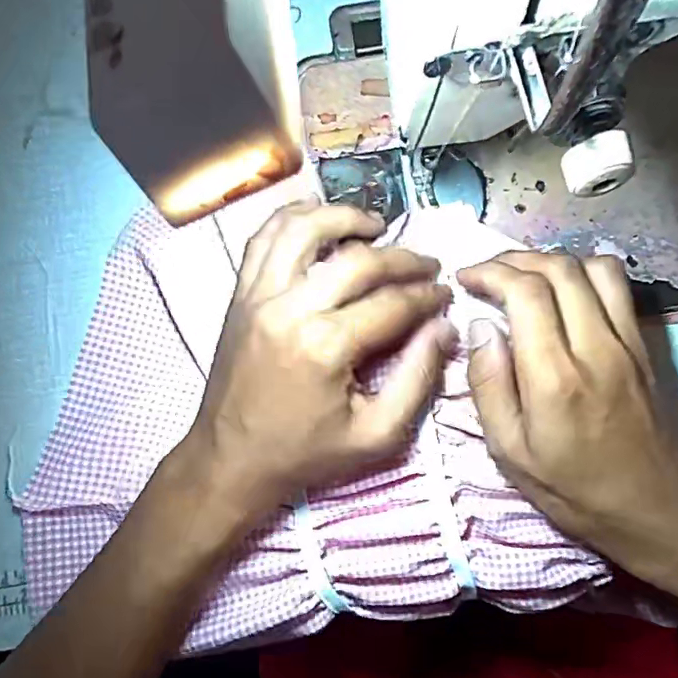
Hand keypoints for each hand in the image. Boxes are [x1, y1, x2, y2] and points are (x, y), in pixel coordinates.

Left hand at [160, 199, 453, 529]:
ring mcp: (258, 295)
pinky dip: (294, 218)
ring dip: (346, 217)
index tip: (447, 295)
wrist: (231, 460)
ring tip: (378, 225)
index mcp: (326, 346)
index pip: (392, 303)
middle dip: (404, 259)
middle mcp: (290, 308)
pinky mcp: (240, 294)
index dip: (428, 296)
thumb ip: (418, 379)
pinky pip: (265, 238)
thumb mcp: (376, 434)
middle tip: (429, 266)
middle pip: (358, 261)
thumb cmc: (307, 453)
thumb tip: (445, 328)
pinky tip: (322, 220)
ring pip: (304, 230)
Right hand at [456, 253, 677, 603]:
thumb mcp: (511, 454)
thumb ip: (489, 386)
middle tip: (489, 273)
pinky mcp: (644, 346)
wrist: (653, 505)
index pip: (525, 292)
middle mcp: (595, 347)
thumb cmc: (573, 489)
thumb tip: (479, 327)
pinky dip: (586, 273)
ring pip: (593, 267)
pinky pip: (619, 287)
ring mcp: (626, 342)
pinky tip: (566, 291)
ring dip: (554, 260)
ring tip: (526, 277)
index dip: (491, 273)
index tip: (467, 279)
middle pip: (558, 269)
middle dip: (516, 259)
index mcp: (554, 376)